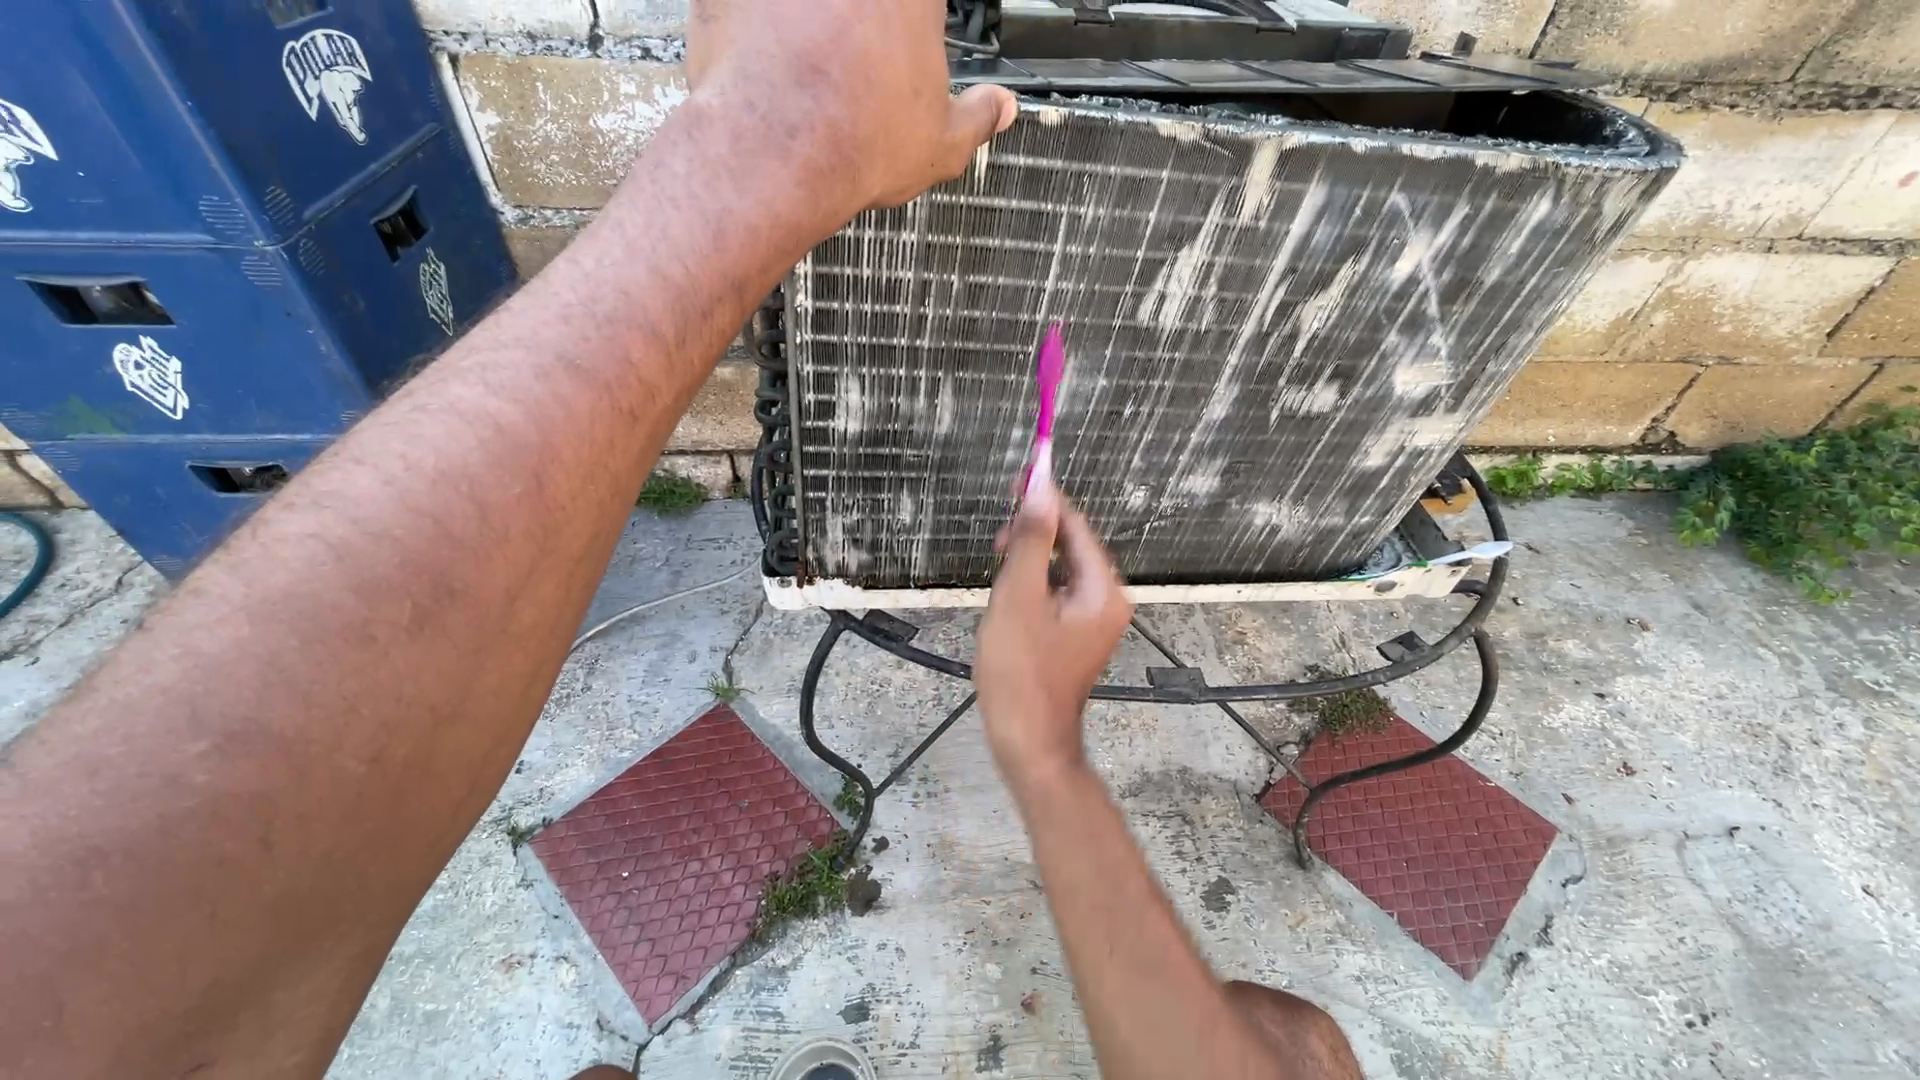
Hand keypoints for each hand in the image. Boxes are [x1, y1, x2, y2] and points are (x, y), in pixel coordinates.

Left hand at [685, 0, 1017, 214]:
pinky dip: (749, 21)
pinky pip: (740, 4)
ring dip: (804, 24)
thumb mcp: (940, 146)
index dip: (912, 27)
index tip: (901, 47)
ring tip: (803, 61)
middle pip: (857, 5)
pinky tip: (760, 58)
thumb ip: (978, 119)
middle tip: (847, 59)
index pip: (919, 6)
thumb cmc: (852, 143)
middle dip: (851, 26)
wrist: (775, 154)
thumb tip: (1000, 110)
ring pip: (802, 7)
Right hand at [976, 479, 1133, 791]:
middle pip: (1071, 547)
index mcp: (1103, 589)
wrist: (1027, 742)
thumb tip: (1041, 483)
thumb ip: (1031, 538)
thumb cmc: (1020, 671)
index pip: (1076, 526)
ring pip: (1059, 571)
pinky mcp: (1076, 636)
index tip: (1014, 481)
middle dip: (1033, 537)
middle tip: (995, 546)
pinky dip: (1031, 589)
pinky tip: (1007, 603)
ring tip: (997, 580)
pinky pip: (1055, 596)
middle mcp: (1108, 600)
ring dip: (1028, 564)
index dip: (1045, 501)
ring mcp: (1094, 621)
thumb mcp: (1018, 597)